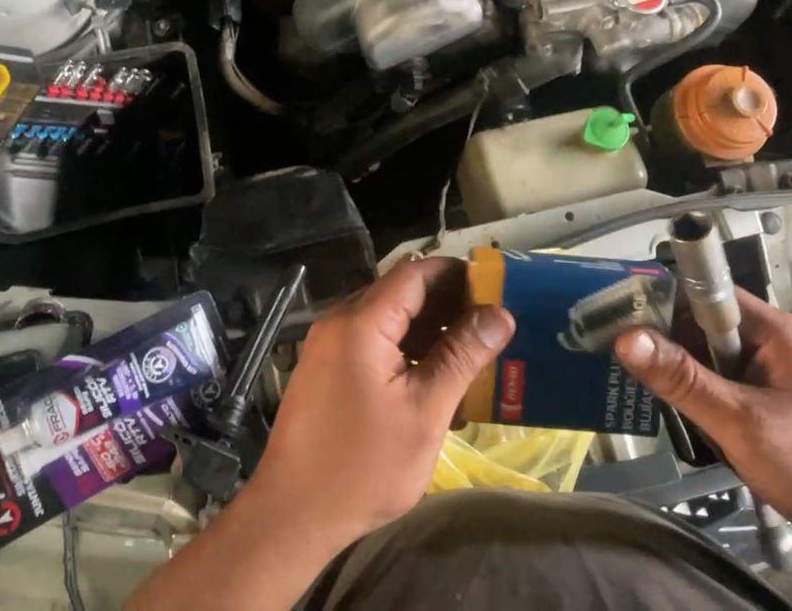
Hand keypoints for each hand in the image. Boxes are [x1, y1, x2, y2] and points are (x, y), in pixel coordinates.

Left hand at [239, 257, 515, 549]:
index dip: (458, 276)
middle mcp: (340, 323)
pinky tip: (438, 383)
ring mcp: (330, 348)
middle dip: (449, 305)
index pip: (415, 274)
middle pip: (402, 294)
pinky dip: (407, 354)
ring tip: (474, 356)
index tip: (497, 290)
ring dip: (430, 333)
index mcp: (361, 323)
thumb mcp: (424, 412)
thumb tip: (500, 315)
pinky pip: (374, 345)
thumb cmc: (362, 466)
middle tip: (493, 327)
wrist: (291, 516)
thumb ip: (461, 357)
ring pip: (389, 321)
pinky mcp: (328, 372)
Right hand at [614, 288, 791, 541]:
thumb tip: (625, 336)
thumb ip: (683, 380)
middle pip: (700, 324)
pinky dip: (696, 395)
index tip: (617, 314)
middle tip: (617, 356)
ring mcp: (767, 372)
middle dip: (664, 341)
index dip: (662, 298)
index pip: (705, 292)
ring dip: (679, 374)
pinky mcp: (763, 400)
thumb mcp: (740, 422)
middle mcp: (768, 341)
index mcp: (772, 330)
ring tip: (637, 385)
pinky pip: (718, 383)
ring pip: (706, 357)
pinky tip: (674, 410)